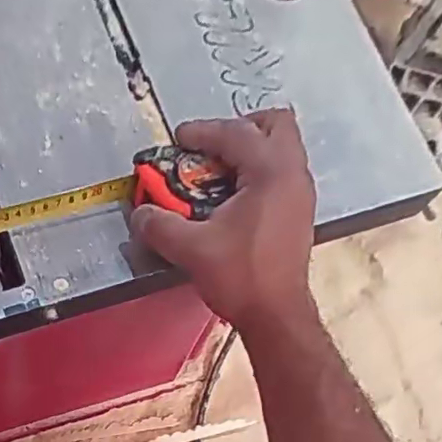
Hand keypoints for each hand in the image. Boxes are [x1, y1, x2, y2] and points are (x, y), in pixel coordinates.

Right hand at [130, 109, 317, 334]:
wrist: (276, 316)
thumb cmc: (243, 279)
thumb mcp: (192, 249)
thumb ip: (160, 226)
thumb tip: (140, 215)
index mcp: (271, 172)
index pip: (235, 132)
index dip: (202, 132)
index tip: (180, 140)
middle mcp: (293, 176)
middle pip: (274, 125)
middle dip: (240, 128)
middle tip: (211, 149)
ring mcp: (301, 197)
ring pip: (282, 150)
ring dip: (250, 153)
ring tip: (218, 176)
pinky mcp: (299, 217)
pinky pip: (282, 177)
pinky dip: (258, 176)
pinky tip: (234, 202)